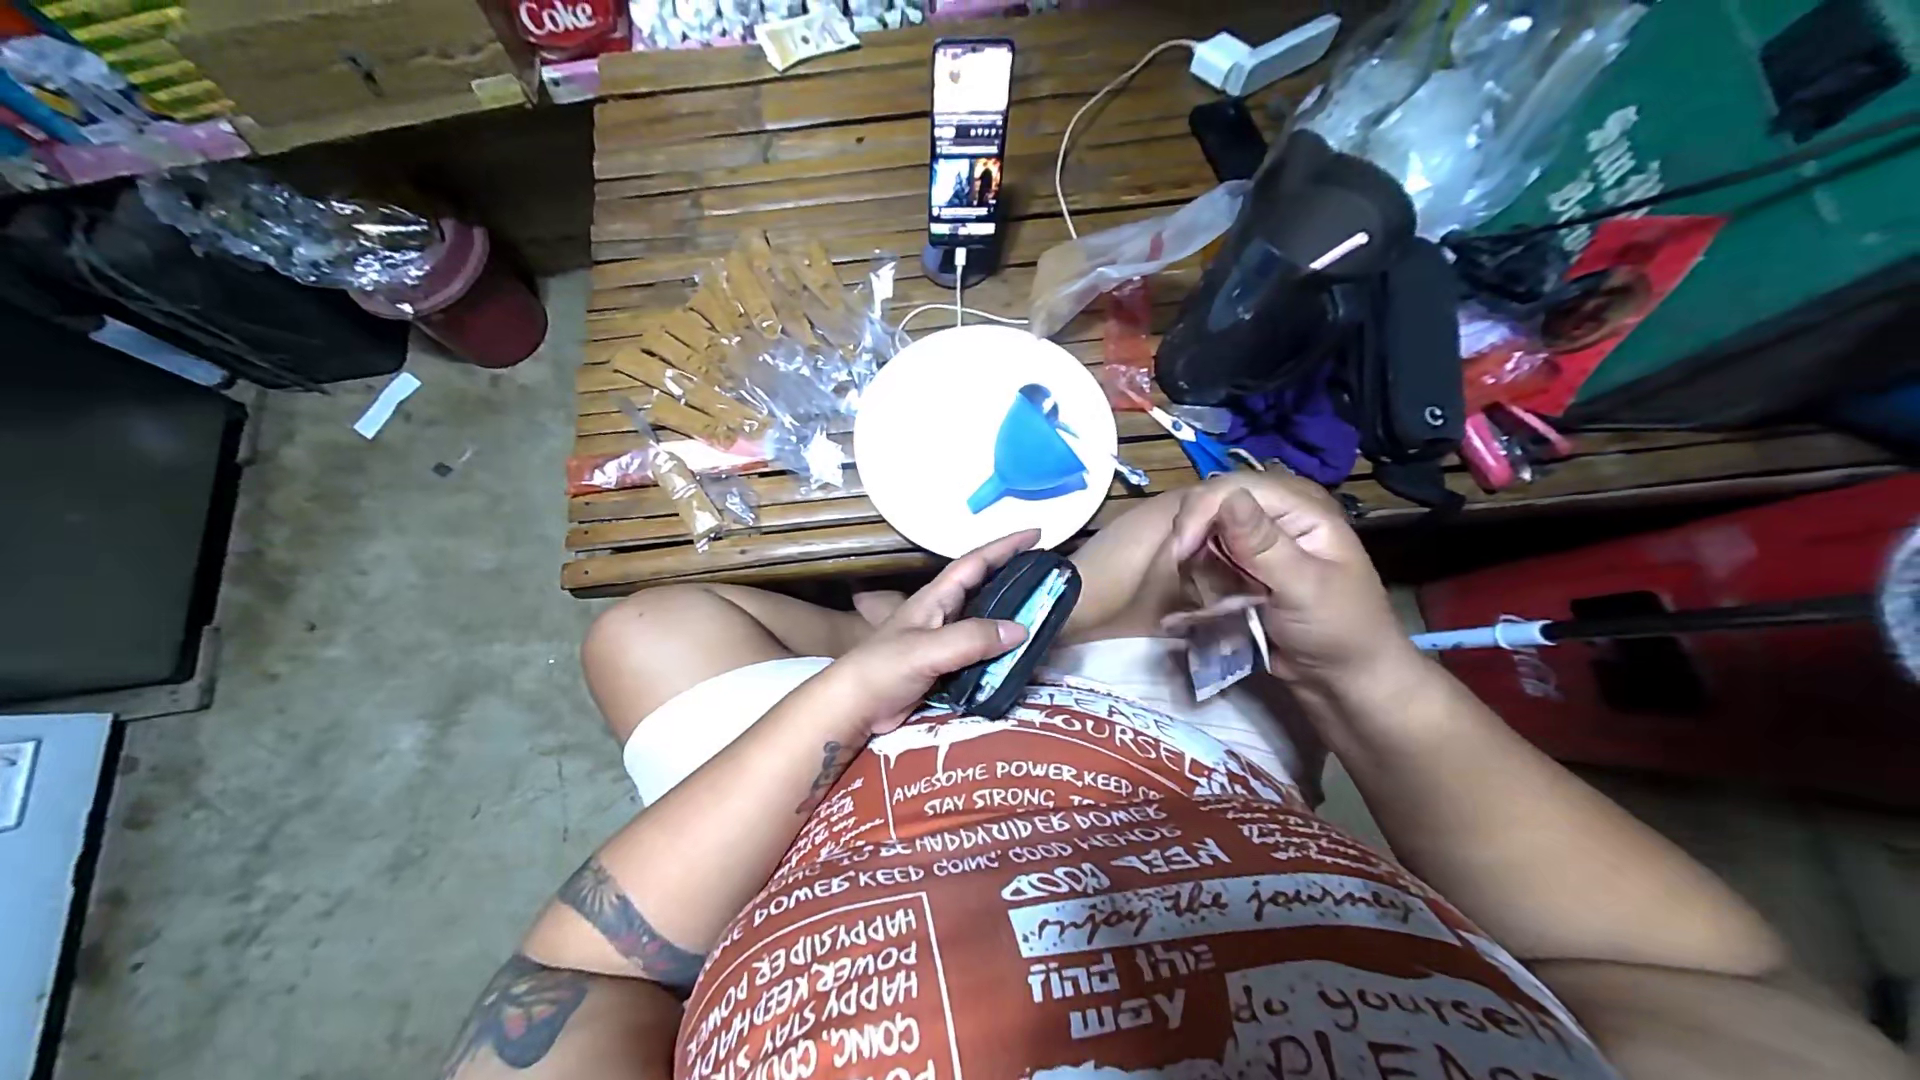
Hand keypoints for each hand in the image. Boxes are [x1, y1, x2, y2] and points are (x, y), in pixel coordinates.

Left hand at [820, 530, 1038, 733]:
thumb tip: (1021, 629)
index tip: (1036, 534)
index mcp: (936, 598)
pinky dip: (1003, 649)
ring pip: (986, 620)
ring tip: (1045, 613)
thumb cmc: (883, 668)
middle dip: (1014, 576)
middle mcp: (942, 614)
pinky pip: (982, 650)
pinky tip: (1021, 655)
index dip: (1005, 546)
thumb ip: (971, 638)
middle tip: (1049, 575)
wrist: (855, 707)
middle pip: (984, 588)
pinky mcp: (946, 666)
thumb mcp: (927, 649)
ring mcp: (944, 641)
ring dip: (1012, 615)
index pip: (975, 563)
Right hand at [1166, 473, 1415, 689]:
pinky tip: (1196, 582)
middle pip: (1219, 500)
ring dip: (1193, 548)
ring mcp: (1262, 542)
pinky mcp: (1247, 566)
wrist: (1343, 679)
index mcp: (1304, 512)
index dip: (1205, 509)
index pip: (1240, 488)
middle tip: (1179, 563)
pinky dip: (1198, 565)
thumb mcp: (1304, 588)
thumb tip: (1229, 497)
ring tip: (1186, 576)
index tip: (1182, 550)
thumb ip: (1265, 544)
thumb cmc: (1337, 631)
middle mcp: (1280, 518)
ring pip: (1210, 526)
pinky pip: (1211, 552)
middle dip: (1193, 527)